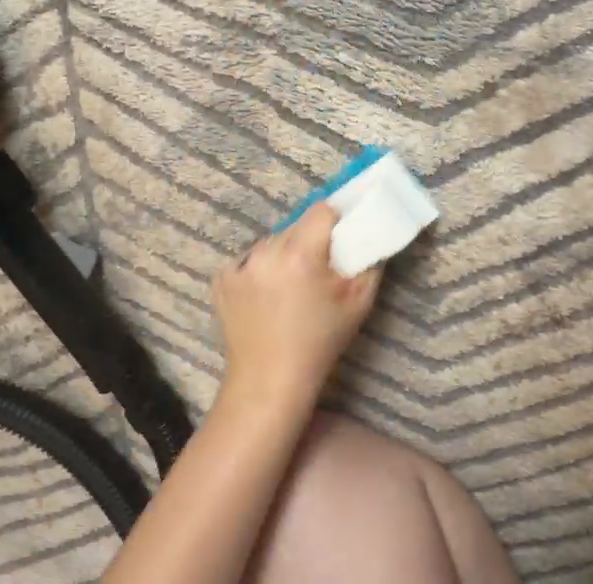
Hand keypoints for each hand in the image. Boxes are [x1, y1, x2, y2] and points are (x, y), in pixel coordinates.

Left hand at [212, 204, 382, 410]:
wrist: (269, 381)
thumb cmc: (320, 343)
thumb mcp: (359, 302)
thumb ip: (370, 262)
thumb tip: (371, 234)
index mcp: (301, 254)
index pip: (321, 210)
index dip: (335, 221)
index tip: (340, 240)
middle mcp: (266, 252)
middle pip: (295, 226)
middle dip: (309, 241)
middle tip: (317, 270)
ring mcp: (239, 265)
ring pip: (271, 242)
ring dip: (283, 254)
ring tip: (290, 286)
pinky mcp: (221, 278)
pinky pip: (248, 260)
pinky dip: (259, 270)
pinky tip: (266, 296)